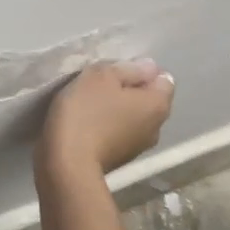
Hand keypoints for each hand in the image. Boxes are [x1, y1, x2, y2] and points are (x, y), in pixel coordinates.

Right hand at [37, 59, 174, 182]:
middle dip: (128, 92)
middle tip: (98, 87)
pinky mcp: (120, 159)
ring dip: (117, 111)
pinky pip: (119, 134)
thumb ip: (128, 68)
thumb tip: (149, 67)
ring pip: (133, 118)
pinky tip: (86, 126)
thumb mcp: (100, 77)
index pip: (162, 78)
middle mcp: (157, 127)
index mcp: (158, 104)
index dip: (139, 71)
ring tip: (89, 107)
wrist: (67, 162)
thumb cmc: (85, 112)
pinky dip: (108, 128)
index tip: (113, 73)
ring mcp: (139, 146)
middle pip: (147, 100)